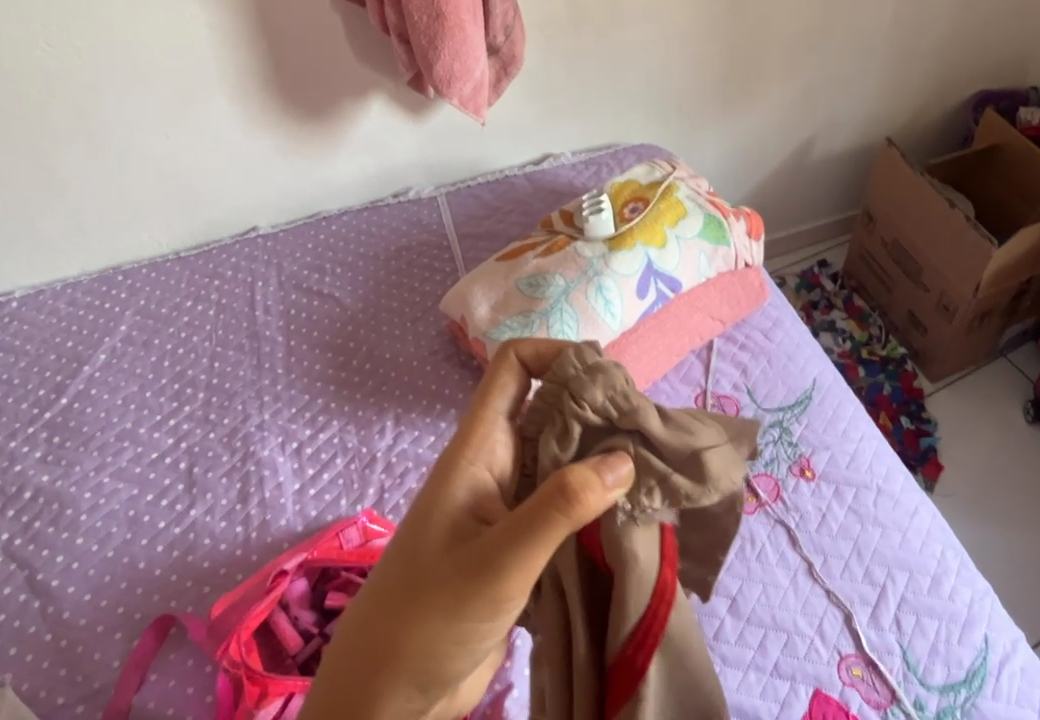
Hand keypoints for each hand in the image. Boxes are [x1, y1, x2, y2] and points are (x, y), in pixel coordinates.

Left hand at [305, 340, 635, 719]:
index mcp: (477, 450)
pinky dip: (597, 500)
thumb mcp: (499, 560)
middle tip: (646, 426)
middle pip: (549, 409)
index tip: (608, 377)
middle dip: (595, 407)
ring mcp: (508, 507)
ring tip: (652, 465)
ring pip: (561, 458)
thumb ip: (559, 506)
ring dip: (601, 456)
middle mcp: (495, 467)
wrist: (388, 695)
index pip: (513, 367)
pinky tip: (630, 511)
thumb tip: (624, 457)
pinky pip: (564, 505)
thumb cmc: (429, 616)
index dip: (556, 354)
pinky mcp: (520, 546)